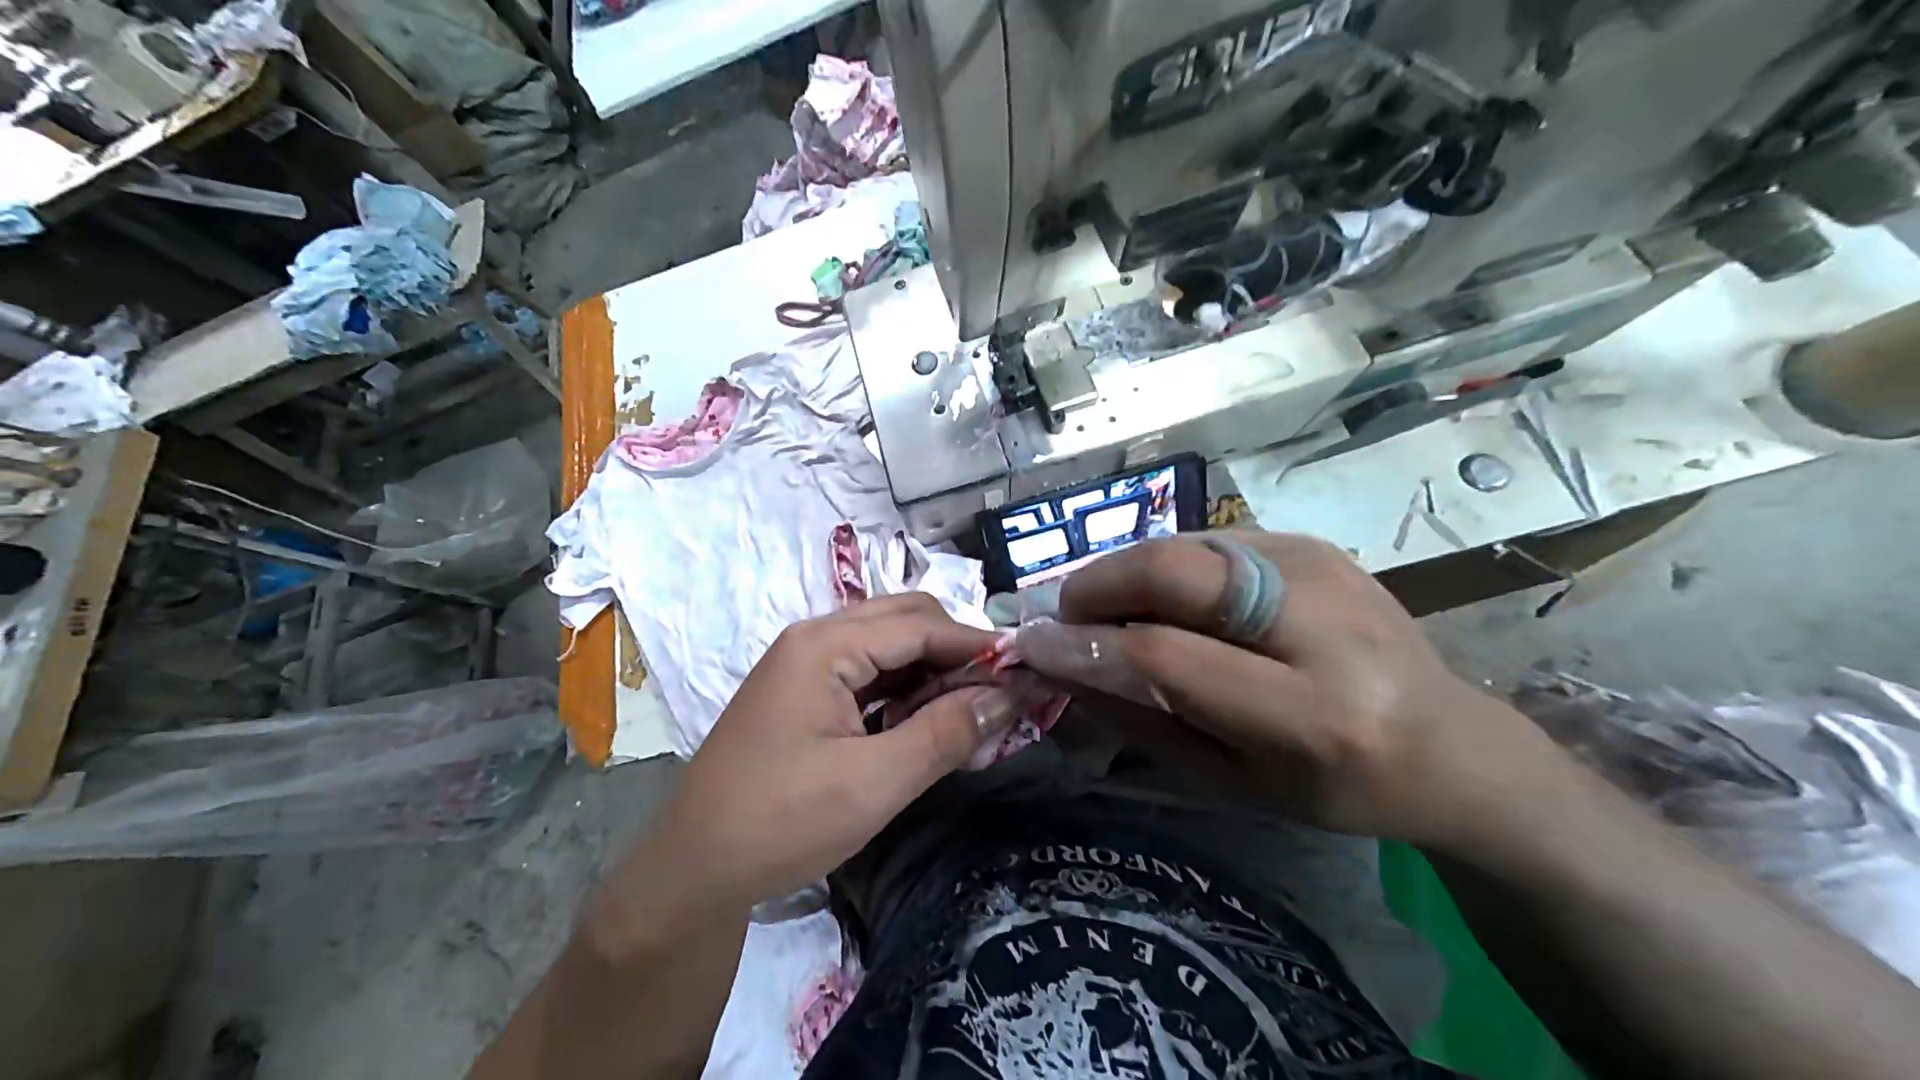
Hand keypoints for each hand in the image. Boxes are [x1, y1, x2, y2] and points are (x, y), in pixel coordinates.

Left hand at [638, 594, 1016, 912]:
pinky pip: (866, 672)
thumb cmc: (781, 822)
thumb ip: (944, 733)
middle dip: (955, 652)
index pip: (921, 625)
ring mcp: (804, 664)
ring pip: (887, 646)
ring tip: (969, 712)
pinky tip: (923, 721)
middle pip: (904, 621)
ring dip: (931, 670)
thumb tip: (1006, 697)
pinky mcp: (803, 692)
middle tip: (997, 695)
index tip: (1026, 674)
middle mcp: (814, 638)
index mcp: (825, 645)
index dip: (978, 646)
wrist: (694, 869)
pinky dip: (903, 689)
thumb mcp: (874, 783)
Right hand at [1040, 532, 1573, 848]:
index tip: (1034, 647)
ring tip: (1106, 609)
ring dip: (1125, 573)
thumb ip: (1142, 721)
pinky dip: (1165, 568)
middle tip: (1066, 615)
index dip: (1087, 647)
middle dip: (1098, 584)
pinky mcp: (1313, 544)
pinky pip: (1208, 542)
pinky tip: (1162, 600)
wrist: (1449, 743)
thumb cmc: (1336, 788)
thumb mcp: (1232, 780)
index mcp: (1312, 713)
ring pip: (1184, 545)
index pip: (1168, 657)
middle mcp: (1322, 624)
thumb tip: (1062, 666)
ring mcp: (1322, 568)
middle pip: (1175, 572)